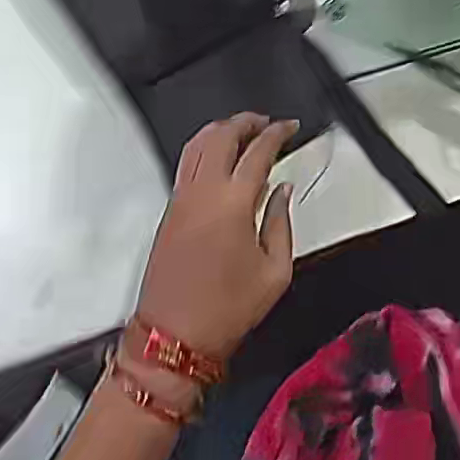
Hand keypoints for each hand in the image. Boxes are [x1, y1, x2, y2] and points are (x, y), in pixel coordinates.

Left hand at [135, 113, 295, 358]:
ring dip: (222, 128)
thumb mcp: (275, 272)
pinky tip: (218, 155)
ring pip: (198, 142)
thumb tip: (282, 192)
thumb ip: (282, 222)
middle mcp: (203, 192)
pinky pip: (186, 161)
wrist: (175, 338)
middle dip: (247, 121)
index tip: (289, 127)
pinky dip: (205, 146)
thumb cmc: (225, 310)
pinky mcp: (169, 208)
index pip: (259, 150)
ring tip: (242, 129)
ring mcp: (182, 197)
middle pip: (223, 134)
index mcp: (234, 203)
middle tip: (266, 122)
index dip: (277, 133)